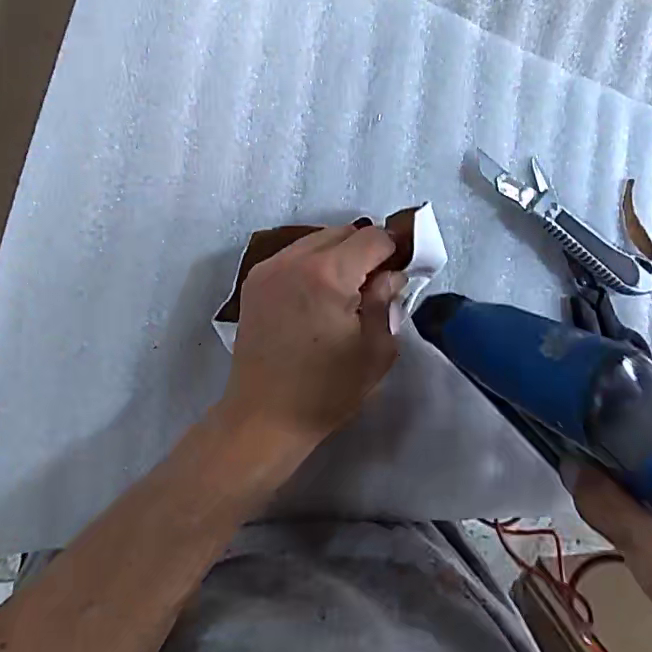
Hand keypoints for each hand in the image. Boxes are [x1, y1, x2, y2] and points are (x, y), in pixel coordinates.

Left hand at [217, 223, 405, 452]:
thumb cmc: (326, 389)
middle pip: (344, 233)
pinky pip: (294, 255)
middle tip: (373, 287)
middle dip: (365, 252)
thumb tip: (391, 276)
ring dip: (339, 256)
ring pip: (318, 240)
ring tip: (343, 293)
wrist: (264, 417)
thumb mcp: (375, 350)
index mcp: (328, 275)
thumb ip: (387, 301)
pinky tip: (317, 297)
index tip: (397, 276)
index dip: (392, 252)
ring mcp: (270, 268)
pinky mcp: (255, 281)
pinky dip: (313, 264)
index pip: (373, 238)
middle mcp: (295, 260)